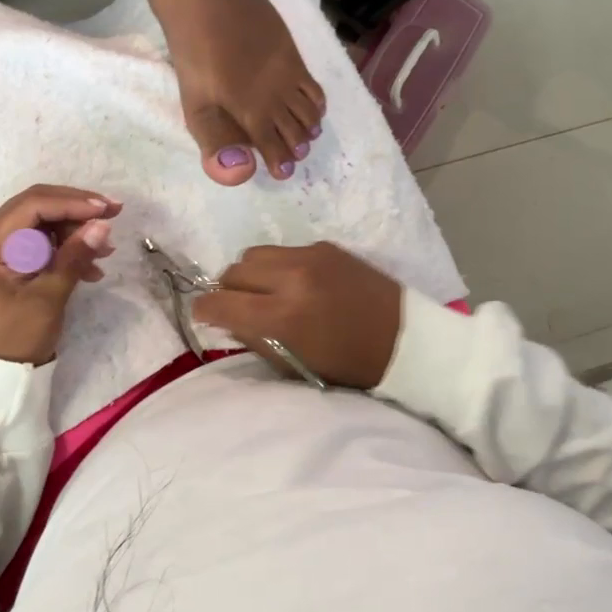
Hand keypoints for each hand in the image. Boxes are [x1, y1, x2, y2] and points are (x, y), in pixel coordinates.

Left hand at [0, 185, 121, 364]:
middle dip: (76, 210)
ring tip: (105, 252)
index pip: (32, 205)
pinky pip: (37, 241)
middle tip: (114, 216)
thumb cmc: (15, 339)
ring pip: (40, 222)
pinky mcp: (4, 260)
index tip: (107, 210)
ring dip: (73, 231)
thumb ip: (74, 257)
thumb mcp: (48, 298)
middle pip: (35, 207)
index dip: (72, 202)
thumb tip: (102, 224)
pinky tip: (89, 267)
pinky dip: (63, 248)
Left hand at [142, 0, 326, 186]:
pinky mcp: (291, 49)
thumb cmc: (192, 46)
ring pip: (310, 109)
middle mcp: (279, 95)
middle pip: (296, 129)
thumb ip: (216, 139)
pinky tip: (312, 104)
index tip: (282, 173)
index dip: (279, 161)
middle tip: (292, 157)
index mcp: (254, 111)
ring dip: (308, 126)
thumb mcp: (195, 99)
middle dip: (295, 146)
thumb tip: (242, 175)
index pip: (275, 145)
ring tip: (303, 135)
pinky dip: (316, 102)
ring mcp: (289, 71)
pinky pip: (313, 85)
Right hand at [193, 243, 401, 389]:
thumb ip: (254, 339)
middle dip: (228, 291)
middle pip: (233, 271)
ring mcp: (310, 256)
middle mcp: (292, 278)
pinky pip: (285, 250)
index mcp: (283, 316)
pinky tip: (297, 284)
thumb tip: (225, 320)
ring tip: (266, 292)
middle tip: (239, 307)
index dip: (204, 311)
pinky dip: (280, 267)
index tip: (205, 317)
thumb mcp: (295, 365)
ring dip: (251, 274)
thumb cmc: (350, 365)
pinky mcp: (326, 246)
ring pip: (254, 254)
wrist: (407, 339)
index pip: (220, 303)